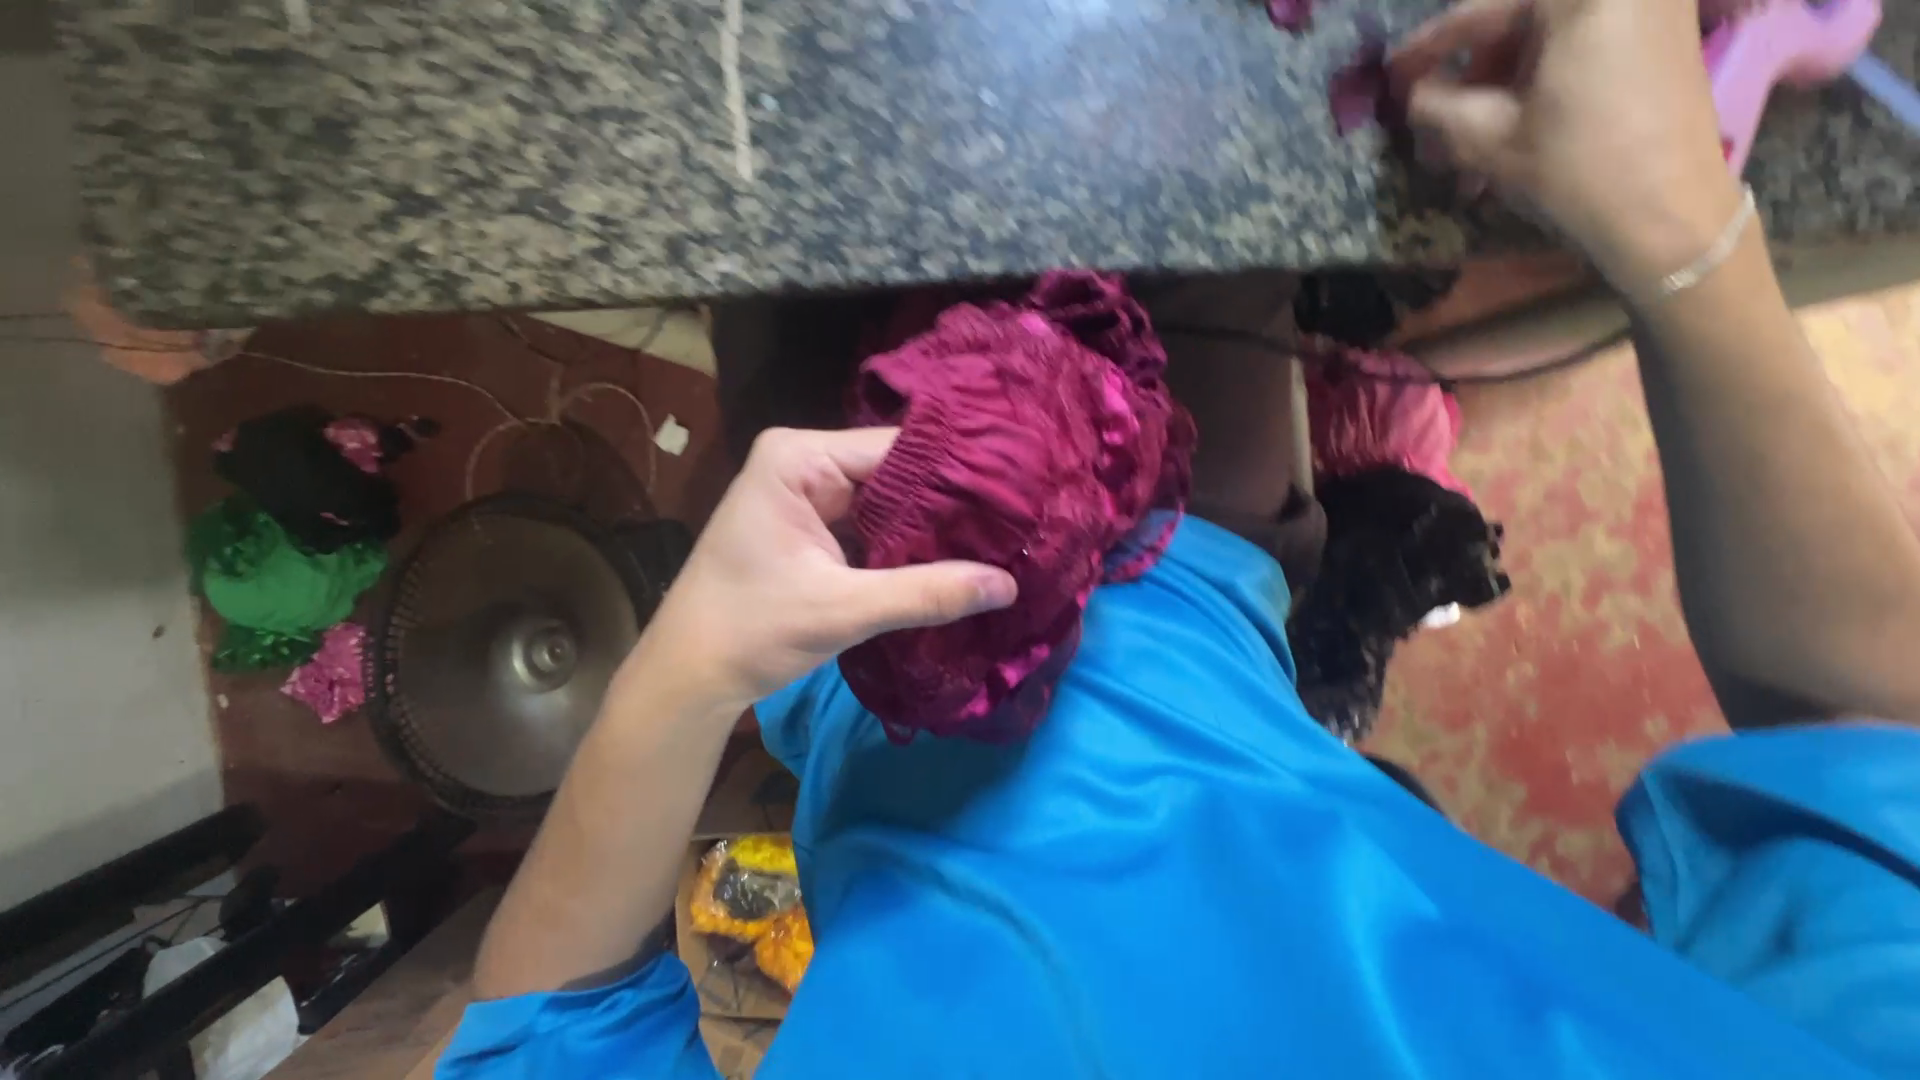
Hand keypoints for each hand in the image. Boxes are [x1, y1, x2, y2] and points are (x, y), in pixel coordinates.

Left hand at [623, 427, 1017, 714]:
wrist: (688, 676)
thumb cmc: (749, 631)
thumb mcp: (841, 610)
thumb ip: (925, 593)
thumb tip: (1008, 585)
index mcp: (799, 457)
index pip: (898, 449)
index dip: (956, 474)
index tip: (1015, 496)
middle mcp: (804, 462)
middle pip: (897, 472)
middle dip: (948, 503)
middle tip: (1017, 523)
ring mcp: (808, 494)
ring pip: (889, 501)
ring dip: (932, 527)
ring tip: (1000, 540)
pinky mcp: (813, 527)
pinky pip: (873, 525)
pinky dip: (907, 546)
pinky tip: (955, 559)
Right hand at [1390, 0, 1745, 297]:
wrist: (1667, 206)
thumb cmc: (1572, 166)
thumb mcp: (1487, 136)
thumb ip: (1437, 102)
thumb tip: (1414, 89)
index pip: (1486, 6)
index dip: (1432, 42)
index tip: (1394, 71)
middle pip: (1522, 14)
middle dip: (1472, 64)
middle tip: (1434, 109)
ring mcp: (1651, 4)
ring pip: (1548, 32)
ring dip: (1500, 79)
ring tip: (1468, 135)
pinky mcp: (1662, 33)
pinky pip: (1580, 42)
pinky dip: (1538, 77)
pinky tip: (1511, 124)